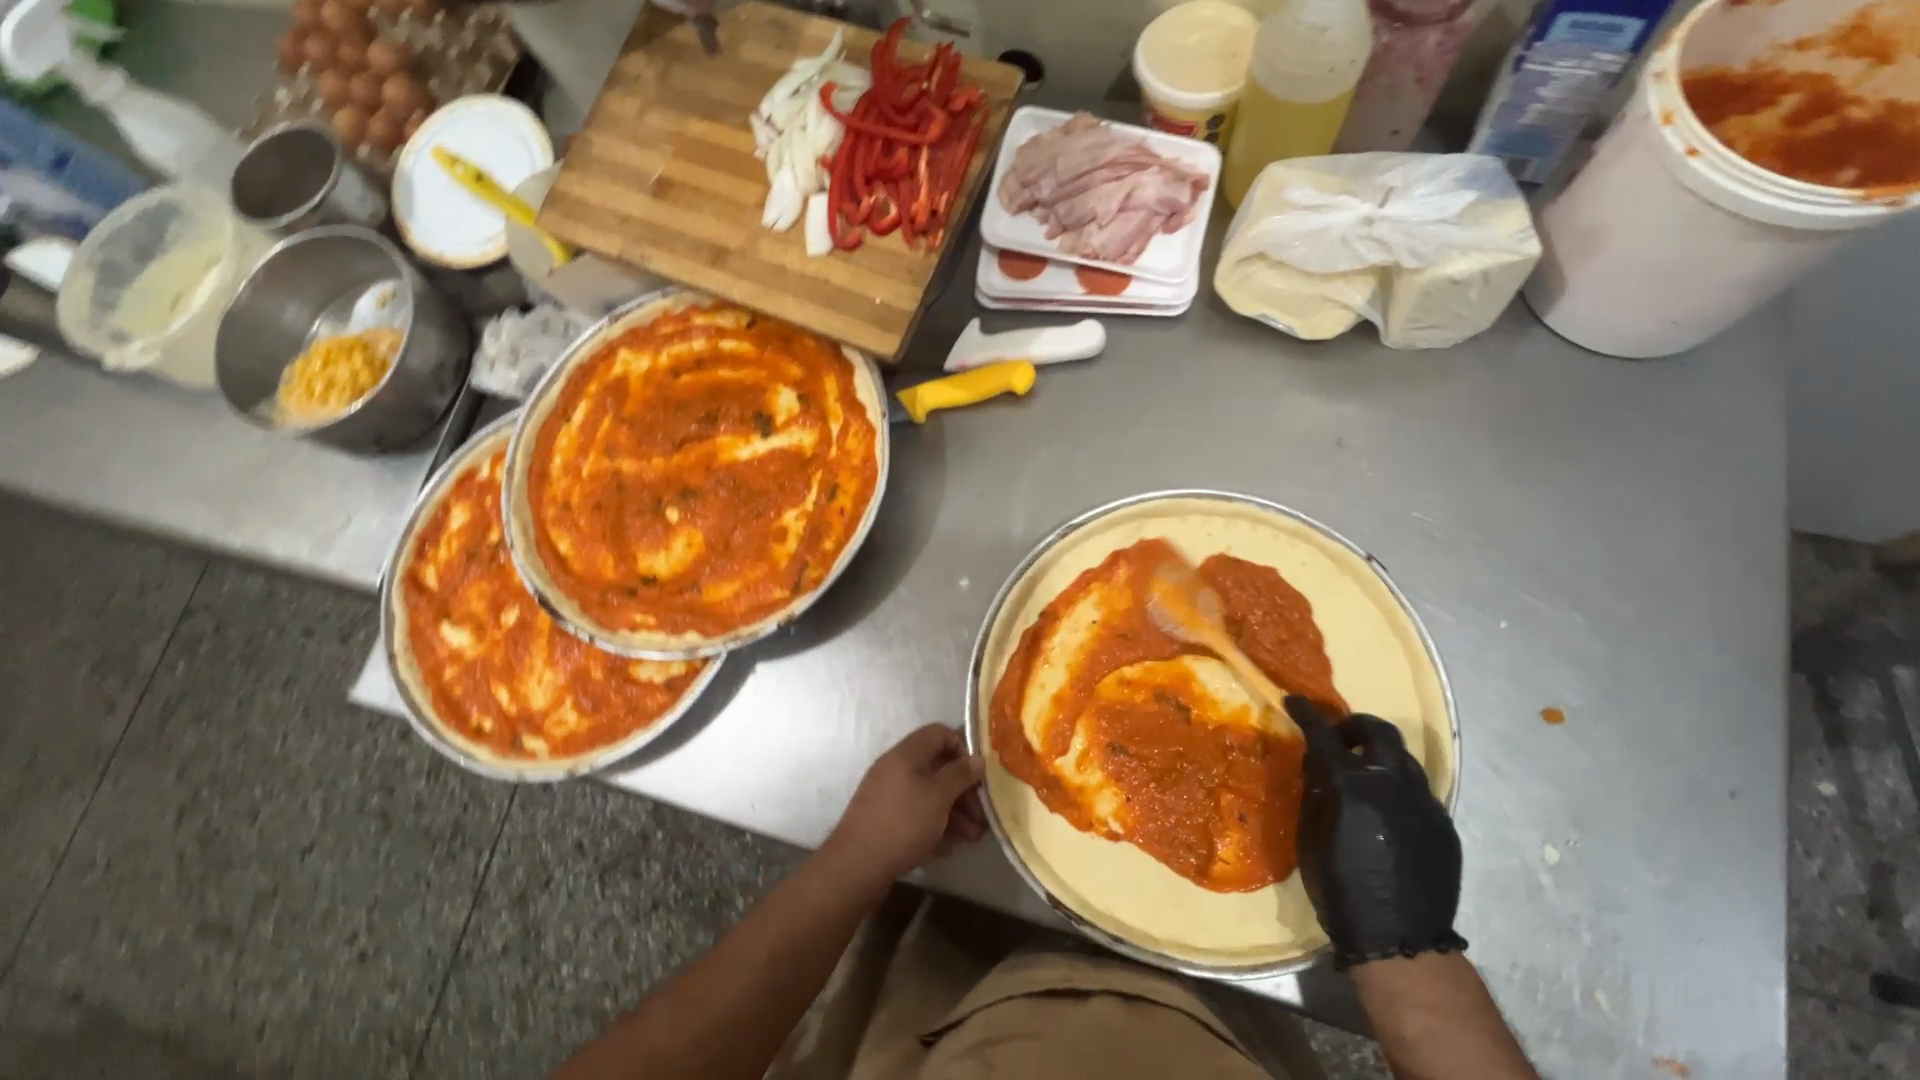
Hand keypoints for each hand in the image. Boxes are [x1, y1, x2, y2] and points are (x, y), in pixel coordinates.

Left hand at [824, 725, 987, 888]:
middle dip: (963, 791)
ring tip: (973, 838)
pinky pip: (916, 815)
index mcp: (906, 754)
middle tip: (982, 815)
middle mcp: (896, 769)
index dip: (962, 747)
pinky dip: (935, 826)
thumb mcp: (938, 796)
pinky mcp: (885, 820)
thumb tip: (977, 759)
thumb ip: (960, 774)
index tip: (978, 773)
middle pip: (937, 768)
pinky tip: (948, 847)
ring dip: (954, 813)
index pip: (939, 733)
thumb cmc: (903, 822)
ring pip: (929, 795)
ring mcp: (889, 795)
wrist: (857, 865)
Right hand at [1287, 696, 1465, 969]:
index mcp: (1352, 785)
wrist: (1399, 938)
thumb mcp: (1310, 838)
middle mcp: (1393, 783)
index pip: (1325, 735)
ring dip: (1380, 758)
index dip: (1307, 714)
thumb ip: (1315, 793)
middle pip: (1379, 731)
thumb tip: (1317, 765)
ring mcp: (1425, 802)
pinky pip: (1418, 792)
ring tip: (1364, 777)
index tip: (1295, 702)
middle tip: (1340, 738)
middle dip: (1355, 726)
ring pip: (1403, 760)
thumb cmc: (1339, 889)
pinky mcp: (1444, 824)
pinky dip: (1397, 790)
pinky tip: (1386, 815)